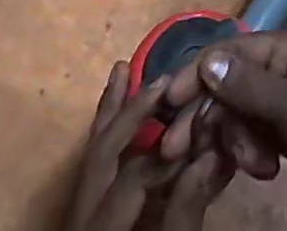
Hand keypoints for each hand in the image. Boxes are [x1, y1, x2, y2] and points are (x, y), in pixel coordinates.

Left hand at [70, 62, 234, 230]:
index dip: (168, 151)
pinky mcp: (81, 219)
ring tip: (122, 72)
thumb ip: (185, 214)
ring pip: (92, 156)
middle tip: (158, 80)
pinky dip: (104, 137)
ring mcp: (75, 216)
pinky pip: (91, 169)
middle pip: (103, 155)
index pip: (133, 177)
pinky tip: (115, 116)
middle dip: (131, 114)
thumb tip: (211, 157)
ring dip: (110, 113)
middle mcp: (81, 217)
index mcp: (101, 229)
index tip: (198, 125)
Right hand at [158, 33, 286, 228]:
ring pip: (237, 113)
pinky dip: (249, 151)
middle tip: (178, 149)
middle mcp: (283, 69)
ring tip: (253, 166)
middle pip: (228, 85)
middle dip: (208, 116)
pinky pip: (252, 134)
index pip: (228, 52)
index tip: (165, 101)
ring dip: (235, 140)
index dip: (196, 74)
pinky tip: (263, 170)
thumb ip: (247, 85)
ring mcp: (285, 103)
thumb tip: (206, 61)